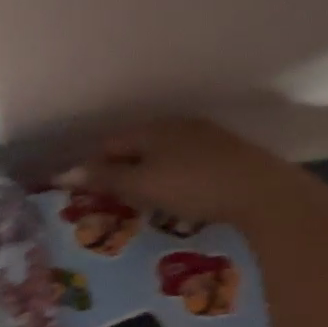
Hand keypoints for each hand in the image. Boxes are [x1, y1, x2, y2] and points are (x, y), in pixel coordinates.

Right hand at [61, 117, 316, 228]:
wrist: (262, 193)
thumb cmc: (192, 187)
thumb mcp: (140, 185)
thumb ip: (103, 178)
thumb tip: (65, 173)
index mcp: (152, 128)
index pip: (108, 144)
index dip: (94, 168)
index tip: (91, 195)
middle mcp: (177, 124)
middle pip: (136, 146)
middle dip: (122, 170)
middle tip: (116, 202)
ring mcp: (205, 136)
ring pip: (162, 154)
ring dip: (149, 174)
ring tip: (146, 201)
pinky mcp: (227, 152)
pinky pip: (186, 161)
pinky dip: (174, 177)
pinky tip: (179, 197)